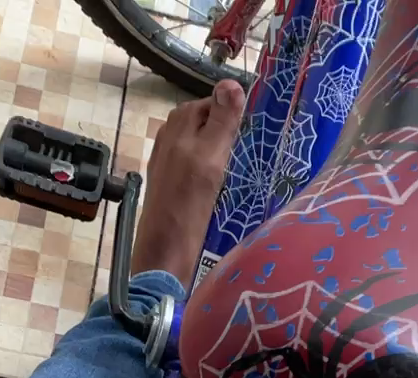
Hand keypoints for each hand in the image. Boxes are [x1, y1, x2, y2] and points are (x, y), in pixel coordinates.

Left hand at [130, 80, 247, 283]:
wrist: (164, 256)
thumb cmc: (187, 208)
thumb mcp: (209, 159)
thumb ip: (220, 122)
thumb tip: (231, 83)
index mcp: (177, 128)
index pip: (211, 104)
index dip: (232, 115)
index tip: (252, 131)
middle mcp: (169, 141)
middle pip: (204, 124)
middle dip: (225, 133)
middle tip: (248, 152)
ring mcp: (167, 166)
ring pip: (200, 147)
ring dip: (220, 154)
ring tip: (238, 170)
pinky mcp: (170, 190)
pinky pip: (195, 169)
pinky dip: (210, 173)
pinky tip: (221, 189)